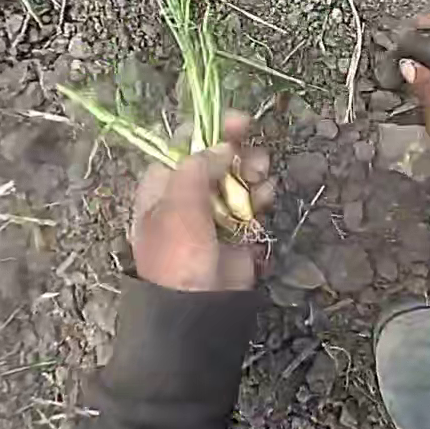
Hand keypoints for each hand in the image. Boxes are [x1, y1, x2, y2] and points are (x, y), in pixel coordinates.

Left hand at [129, 113, 274, 291]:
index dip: (210, 130)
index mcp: (164, 185)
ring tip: (260, 176)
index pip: (185, 145)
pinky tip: (265, 195)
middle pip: (217, 156)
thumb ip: (199, 167)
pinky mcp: (239, 226)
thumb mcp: (179, 205)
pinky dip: (262, 193)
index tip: (237, 122)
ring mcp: (216, 210)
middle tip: (253, 146)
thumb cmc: (179, 253)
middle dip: (237, 149)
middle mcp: (189, 193)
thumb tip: (223, 146)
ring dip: (253, 169)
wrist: (199, 307)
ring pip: (239, 175)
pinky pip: (253, 198)